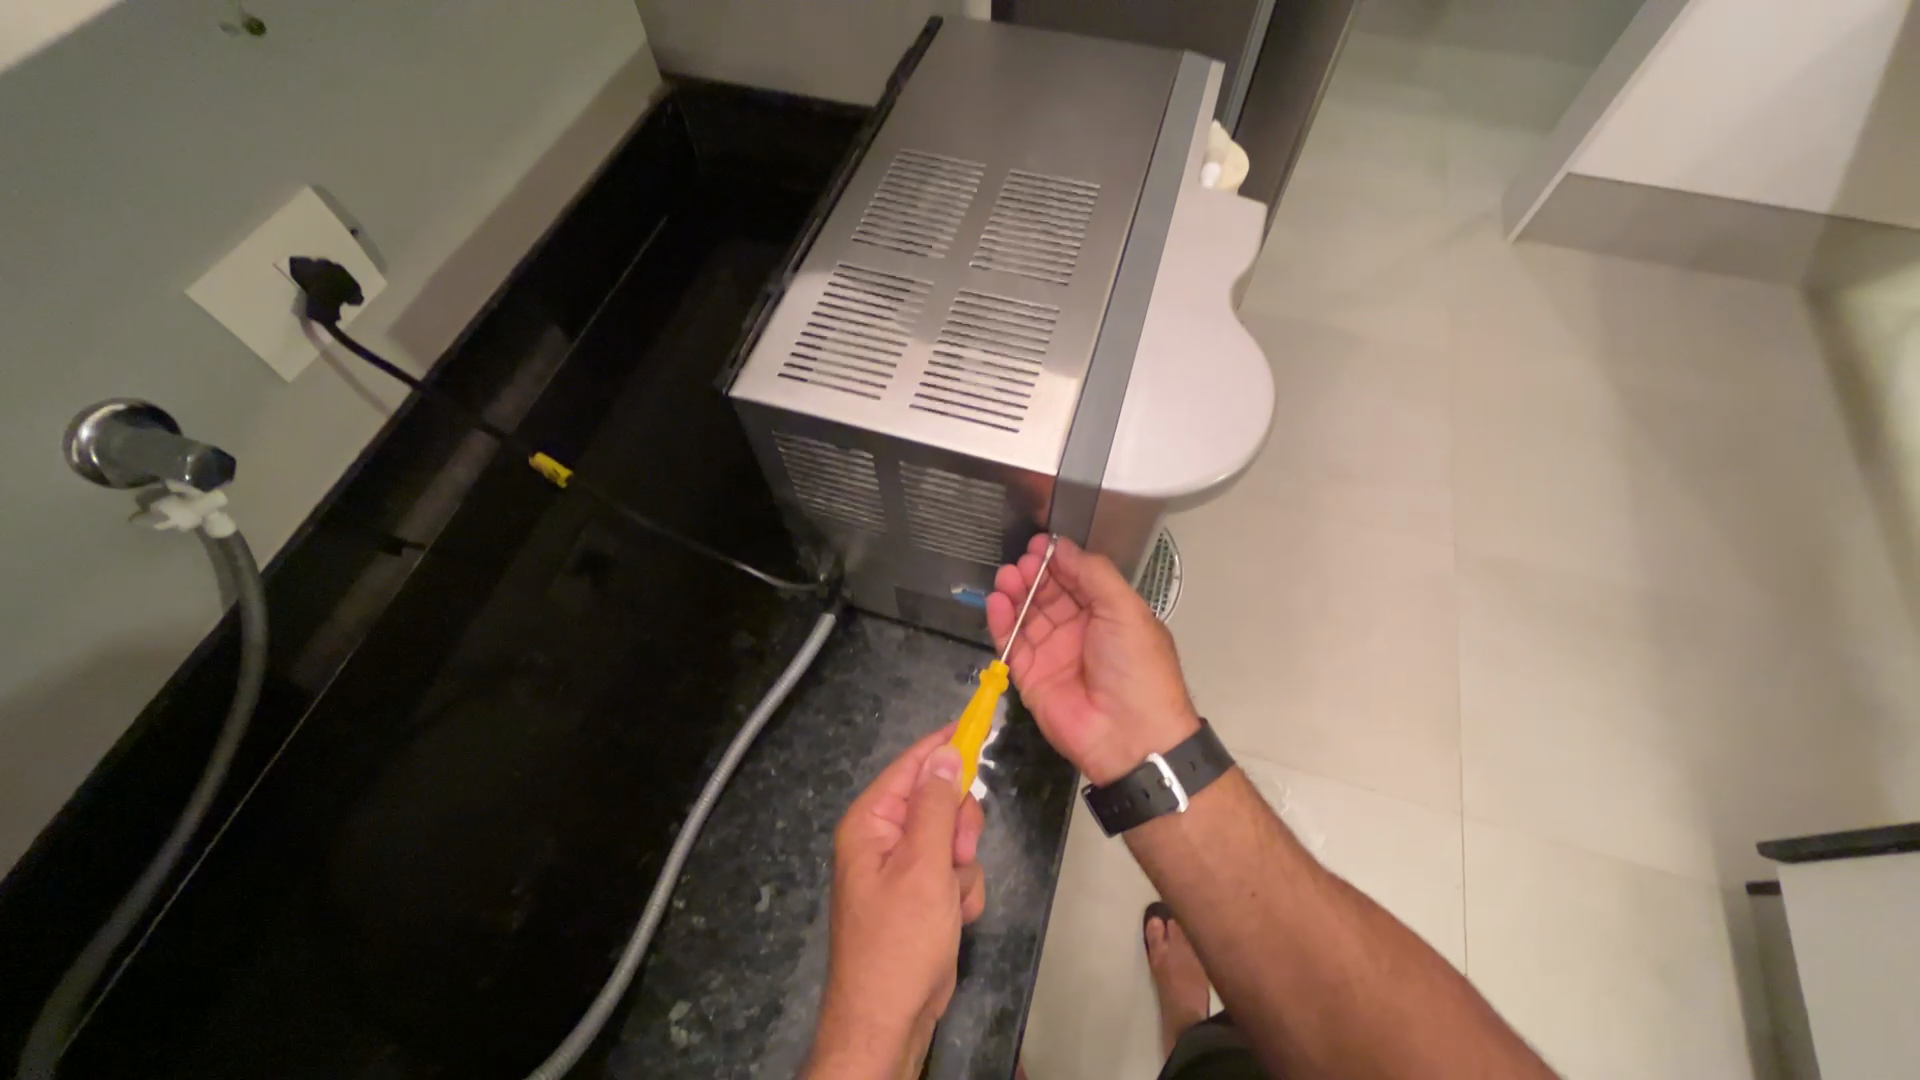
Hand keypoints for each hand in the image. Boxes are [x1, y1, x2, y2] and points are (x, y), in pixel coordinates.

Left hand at [807, 728, 986, 1078]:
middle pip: (939, 801)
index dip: (945, 744)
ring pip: (955, 838)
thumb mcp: (923, 867)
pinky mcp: (921, 893)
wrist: (890, 1020)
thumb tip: (945, 753)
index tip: (979, 722)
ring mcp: (904, 867)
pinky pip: (956, 871)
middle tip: (959, 854)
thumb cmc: (900, 941)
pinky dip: (961, 892)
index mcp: (871, 821)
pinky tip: (952, 918)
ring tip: (950, 900)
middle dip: (958, 829)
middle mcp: (884, 838)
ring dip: (963, 868)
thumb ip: (937, 806)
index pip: (912, 766)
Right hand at [988, 536, 1200, 785]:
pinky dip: (1001, 621)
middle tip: (1022, 561)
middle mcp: (1079, 632)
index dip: (1059, 561)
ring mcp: (1052, 654)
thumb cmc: (1137, 668)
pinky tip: (996, 601)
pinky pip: (1011, 643)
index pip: (1077, 579)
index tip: (1040, 544)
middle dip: (1033, 574)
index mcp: (1108, 615)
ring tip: (1006, 576)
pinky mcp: (1029, 676)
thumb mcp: (1126, 609)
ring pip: (1026, 615)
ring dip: (1015, 592)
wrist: (1130, 736)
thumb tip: (1063, 548)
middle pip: (1048, 594)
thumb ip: (1094, 574)